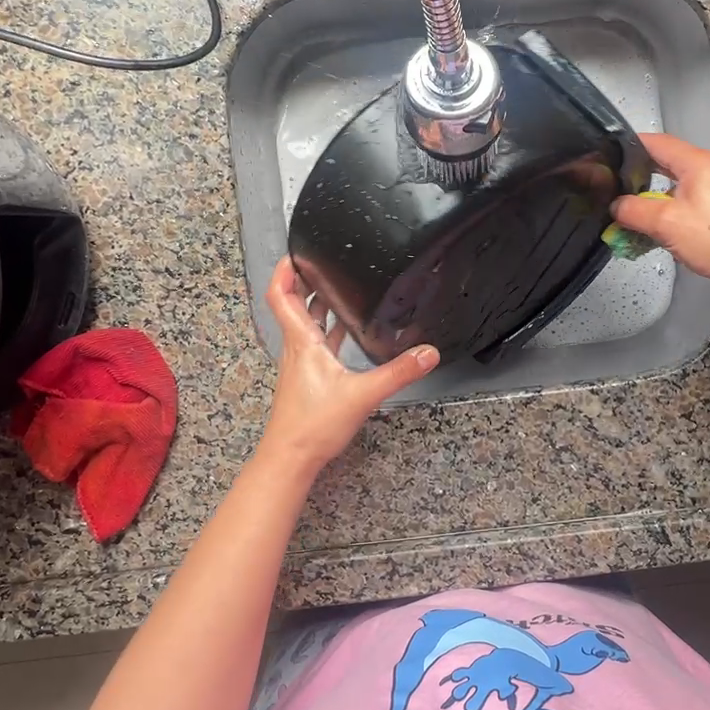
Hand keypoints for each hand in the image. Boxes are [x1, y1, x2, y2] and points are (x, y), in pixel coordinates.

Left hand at [259, 257, 438, 473]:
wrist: (291, 458)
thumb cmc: (312, 427)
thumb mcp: (362, 395)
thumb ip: (398, 372)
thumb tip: (428, 352)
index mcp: (303, 342)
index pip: (281, 296)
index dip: (285, 270)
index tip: (297, 251)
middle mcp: (297, 348)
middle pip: (293, 304)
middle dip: (305, 280)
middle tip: (324, 261)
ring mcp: (300, 363)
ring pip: (304, 323)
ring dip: (316, 303)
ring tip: (337, 285)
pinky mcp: (308, 378)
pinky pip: (315, 343)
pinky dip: (327, 329)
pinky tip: (345, 332)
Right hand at [611, 133, 709, 292]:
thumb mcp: (664, 224)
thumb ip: (633, 211)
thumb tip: (617, 206)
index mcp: (699, 163)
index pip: (658, 142)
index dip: (633, 145)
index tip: (615, 152)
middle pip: (670, 161)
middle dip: (644, 175)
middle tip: (624, 187)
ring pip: (683, 181)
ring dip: (661, 195)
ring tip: (644, 214)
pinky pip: (696, 196)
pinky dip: (678, 206)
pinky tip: (670, 227)